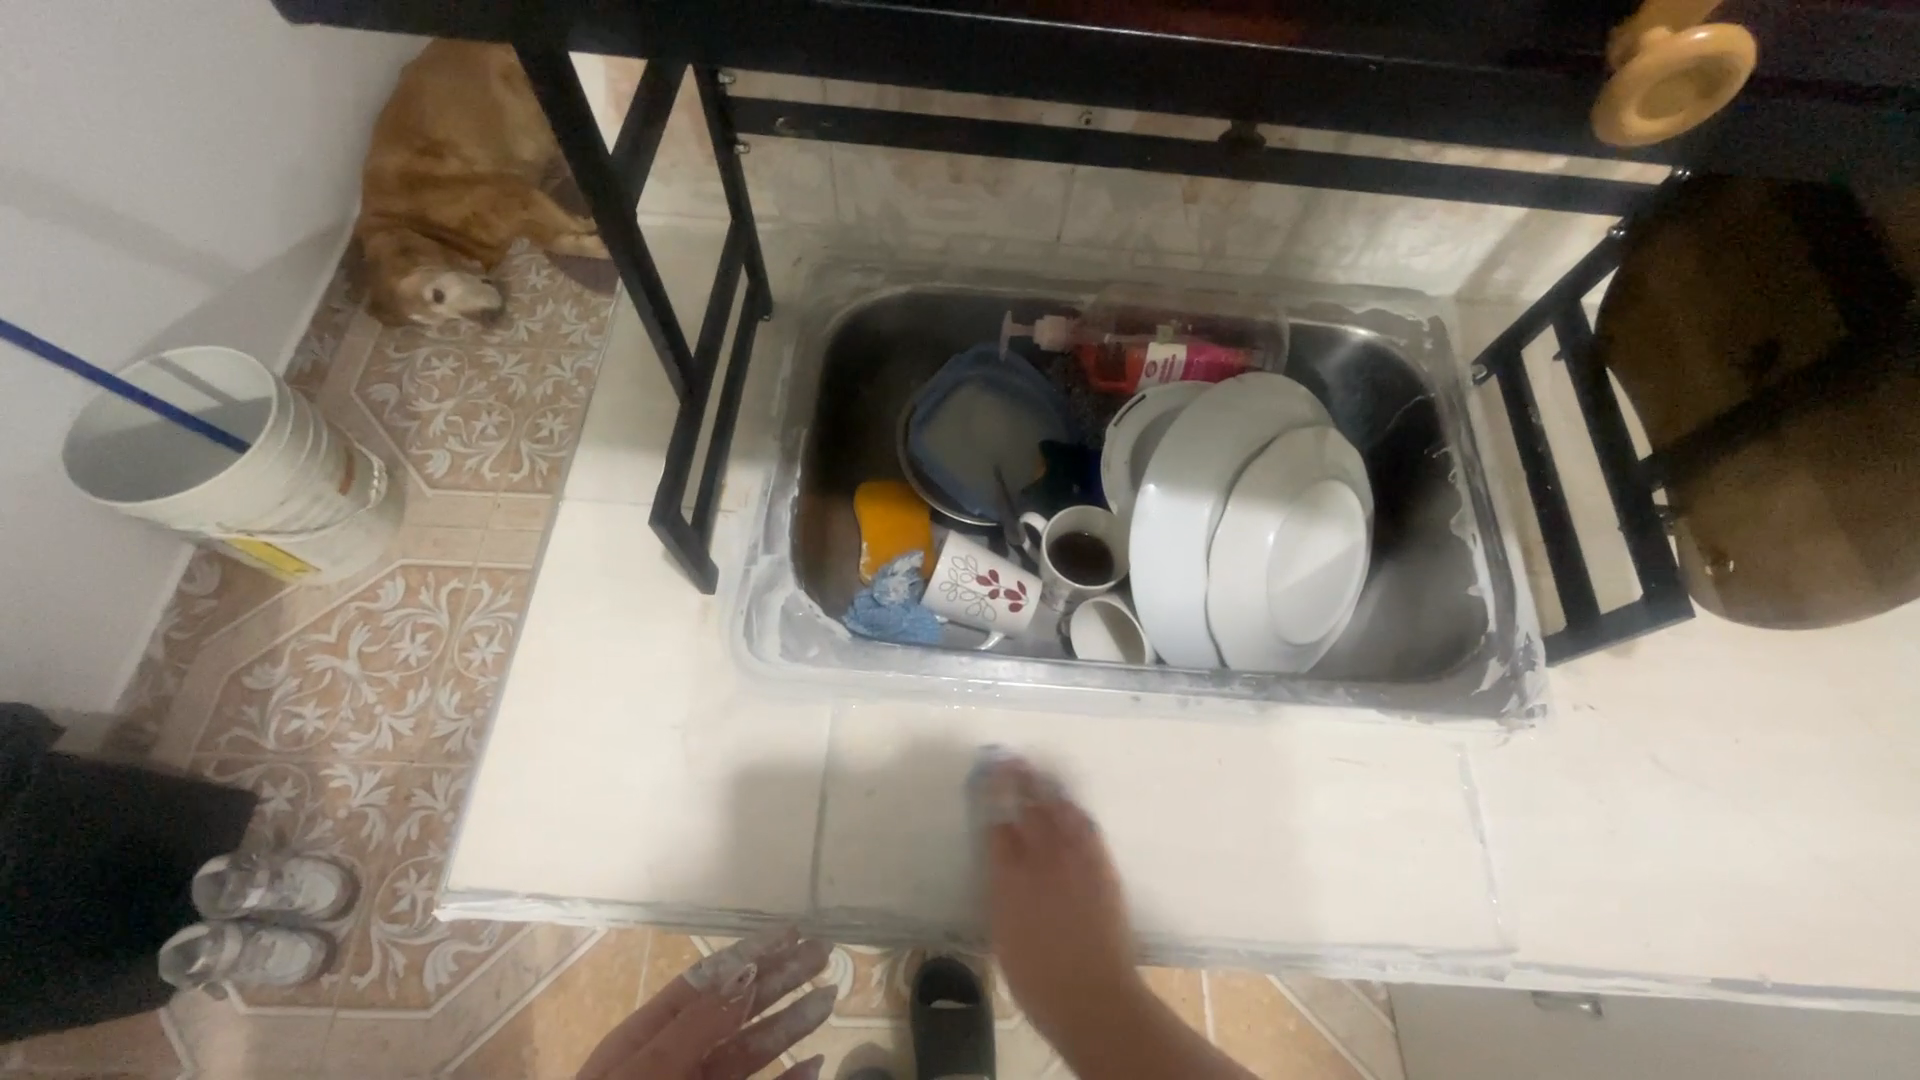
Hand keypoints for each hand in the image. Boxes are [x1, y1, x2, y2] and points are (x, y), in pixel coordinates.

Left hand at [578, 927, 836, 1079]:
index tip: (791, 931)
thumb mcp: (644, 1072)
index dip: (748, 952)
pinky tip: (815, 1065)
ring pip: (751, 1052)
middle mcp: (675, 1061)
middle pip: (735, 1009)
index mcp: (645, 1038)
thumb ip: (696, 1026)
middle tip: (823, 951)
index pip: (705, 981)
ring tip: (829, 998)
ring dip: (791, 1023)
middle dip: (780, 978)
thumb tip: (747, 972)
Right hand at [975, 751, 1141, 1041]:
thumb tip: (1001, 873)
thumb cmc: (1038, 982)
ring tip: (1034, 771)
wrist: (1093, 998)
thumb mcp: (1003, 938)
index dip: (991, 806)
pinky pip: (1086, 828)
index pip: (997, 831)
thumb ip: (1001, 898)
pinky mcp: (1100, 868)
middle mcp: (1039, 862)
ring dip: (1044, 788)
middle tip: (1007, 761)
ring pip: (1057, 812)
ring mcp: (1073, 862)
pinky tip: (1069, 804)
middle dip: (1015, 782)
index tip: (986, 787)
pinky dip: (1074, 811)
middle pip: (1026, 810)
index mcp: (1008, 881)